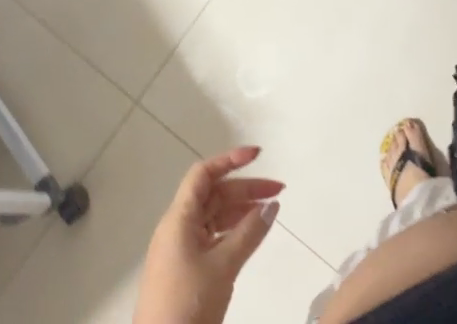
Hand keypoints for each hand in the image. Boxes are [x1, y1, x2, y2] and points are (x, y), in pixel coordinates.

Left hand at [133, 145, 284, 323]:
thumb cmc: (188, 302)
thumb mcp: (224, 266)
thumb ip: (249, 232)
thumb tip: (272, 205)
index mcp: (178, 219)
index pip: (203, 175)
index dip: (230, 160)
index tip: (259, 155)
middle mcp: (177, 227)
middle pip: (213, 194)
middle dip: (245, 188)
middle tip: (279, 190)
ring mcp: (181, 248)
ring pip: (214, 216)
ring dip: (241, 209)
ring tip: (271, 211)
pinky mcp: (186, 268)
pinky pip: (212, 236)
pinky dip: (233, 230)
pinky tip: (252, 233)